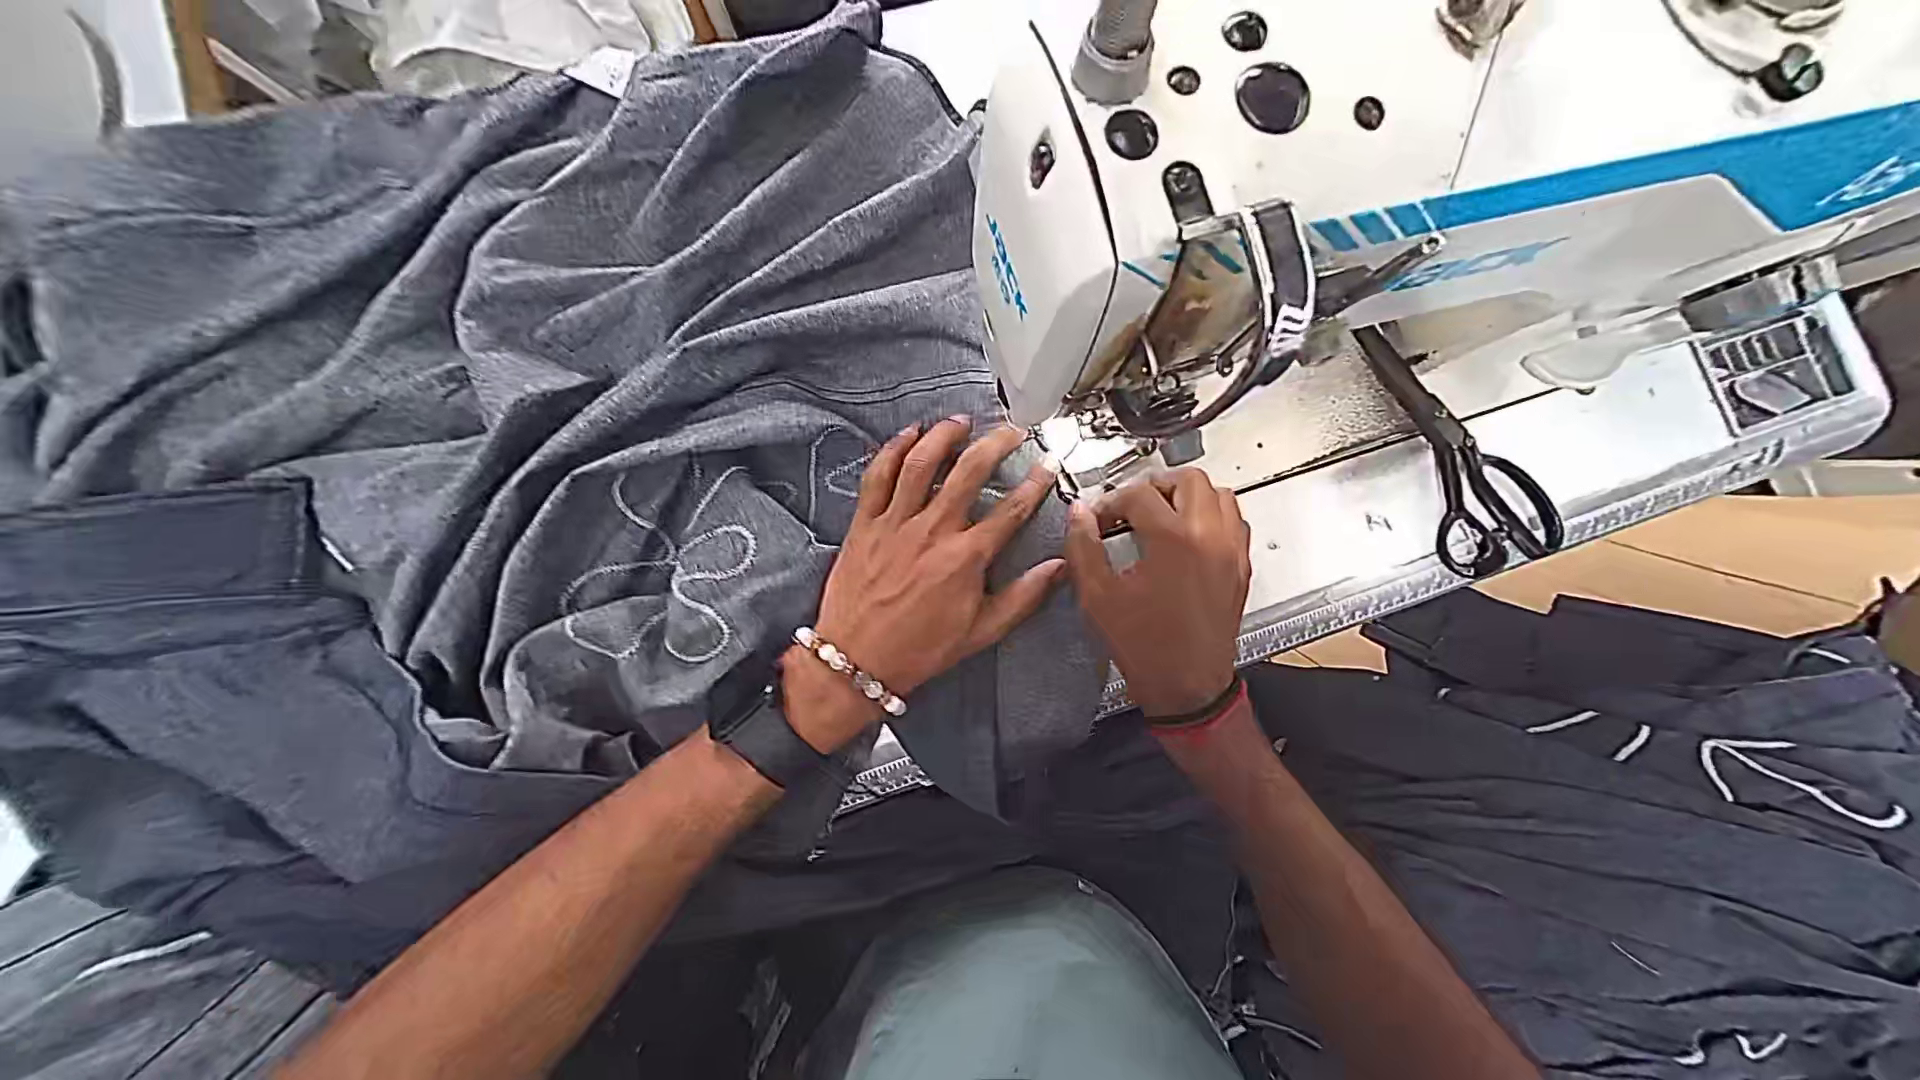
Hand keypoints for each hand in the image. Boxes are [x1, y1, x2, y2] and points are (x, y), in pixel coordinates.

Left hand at [809, 416, 1064, 704]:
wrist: (857, 661)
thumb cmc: (918, 649)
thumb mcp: (980, 631)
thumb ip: (1023, 597)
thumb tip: (1058, 569)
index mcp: (964, 558)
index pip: (1010, 509)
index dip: (1035, 483)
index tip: (1047, 466)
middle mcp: (931, 532)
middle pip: (969, 471)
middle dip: (996, 443)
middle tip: (1011, 431)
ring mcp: (895, 523)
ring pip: (922, 463)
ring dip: (944, 436)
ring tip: (961, 422)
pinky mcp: (865, 524)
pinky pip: (878, 476)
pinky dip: (893, 450)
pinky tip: (908, 436)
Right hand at [1064, 468, 1251, 717]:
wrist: (1186, 685)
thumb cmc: (1148, 648)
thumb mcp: (1098, 596)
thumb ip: (1083, 547)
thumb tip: (1080, 516)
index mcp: (1174, 540)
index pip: (1139, 494)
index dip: (1111, 502)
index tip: (1099, 518)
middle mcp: (1210, 538)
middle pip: (1187, 480)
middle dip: (1153, 487)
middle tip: (1131, 506)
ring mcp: (1231, 552)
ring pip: (1219, 494)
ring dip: (1187, 496)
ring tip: (1160, 514)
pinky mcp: (1240, 568)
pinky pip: (1234, 521)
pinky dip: (1211, 516)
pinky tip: (1188, 534)